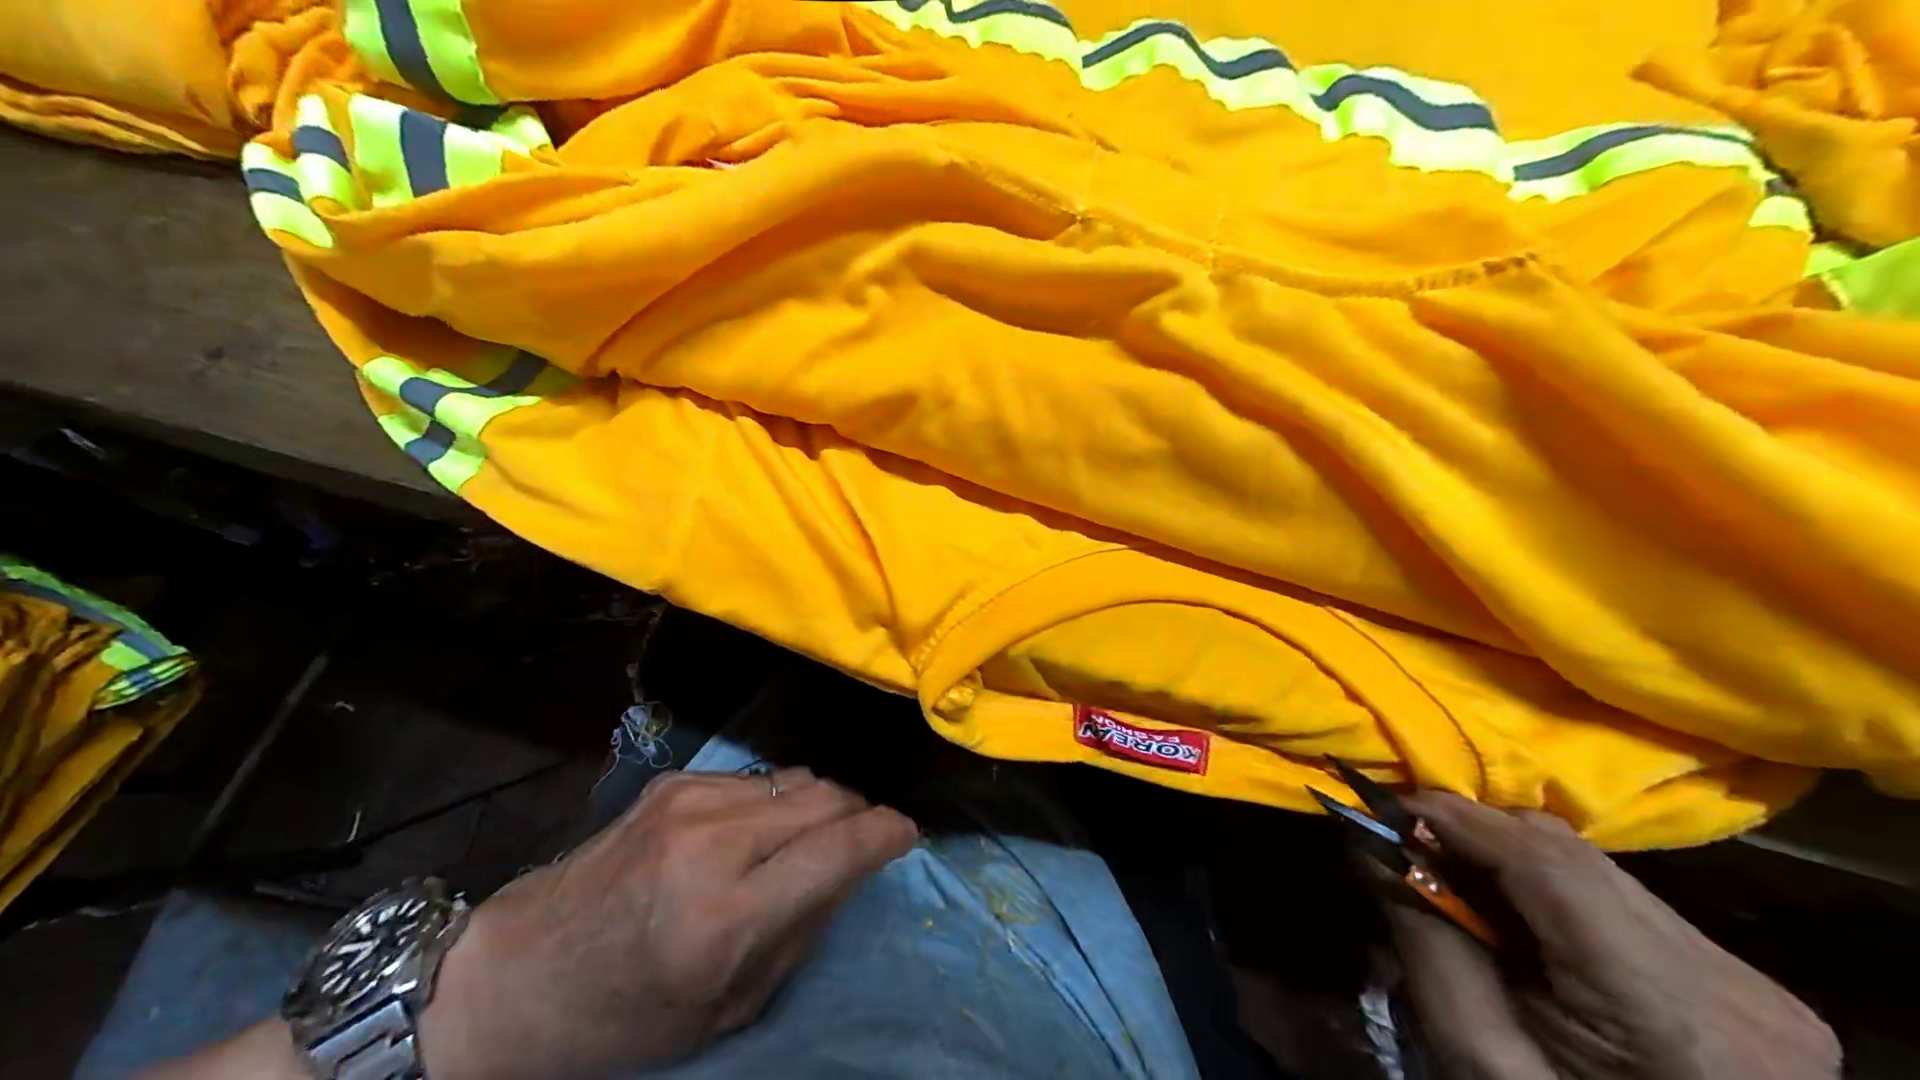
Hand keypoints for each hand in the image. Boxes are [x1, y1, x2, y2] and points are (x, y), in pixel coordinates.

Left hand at [415, 767, 916, 1078]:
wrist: (518, 977)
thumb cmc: (627, 1020)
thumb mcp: (730, 1008)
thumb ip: (804, 928)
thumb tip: (855, 865)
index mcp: (725, 918)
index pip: (839, 849)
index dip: (887, 833)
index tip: (908, 832)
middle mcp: (711, 842)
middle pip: (827, 797)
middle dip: (859, 814)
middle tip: (865, 839)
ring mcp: (689, 801)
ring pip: (798, 778)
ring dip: (821, 803)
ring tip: (816, 834)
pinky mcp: (673, 782)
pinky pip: (759, 778)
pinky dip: (779, 800)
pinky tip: (764, 828)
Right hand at [1383, 793, 1838, 1079]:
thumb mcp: (1475, 1055)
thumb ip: (1427, 940)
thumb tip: (1370, 843)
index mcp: (1677, 1017)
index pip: (1552, 865)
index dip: (1459, 820)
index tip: (1381, 809)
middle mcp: (1736, 982)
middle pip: (1571, 855)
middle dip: (1473, 836)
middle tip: (1405, 850)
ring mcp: (1751, 981)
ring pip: (1591, 865)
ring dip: (1505, 859)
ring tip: (1455, 887)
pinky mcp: (1742, 982)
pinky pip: (1615, 894)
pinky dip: (1545, 887)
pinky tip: (1516, 921)